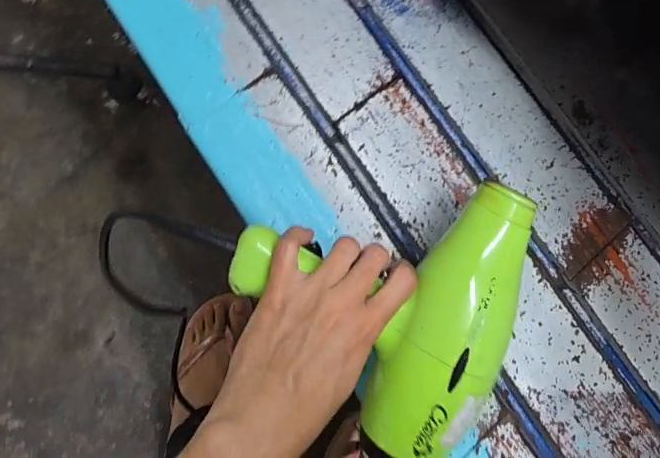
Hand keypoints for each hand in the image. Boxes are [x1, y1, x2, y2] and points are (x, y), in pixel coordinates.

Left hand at [186, 229, 416, 457]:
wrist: (256, 423)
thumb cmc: (302, 413)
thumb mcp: (349, 377)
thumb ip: (362, 339)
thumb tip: (366, 320)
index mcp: (363, 329)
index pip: (402, 281)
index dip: (402, 275)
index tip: (395, 278)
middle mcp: (341, 303)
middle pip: (374, 254)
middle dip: (374, 260)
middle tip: (365, 271)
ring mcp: (308, 292)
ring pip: (343, 245)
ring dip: (345, 252)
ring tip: (337, 263)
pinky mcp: (278, 289)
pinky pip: (290, 245)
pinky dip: (298, 236)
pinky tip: (304, 239)